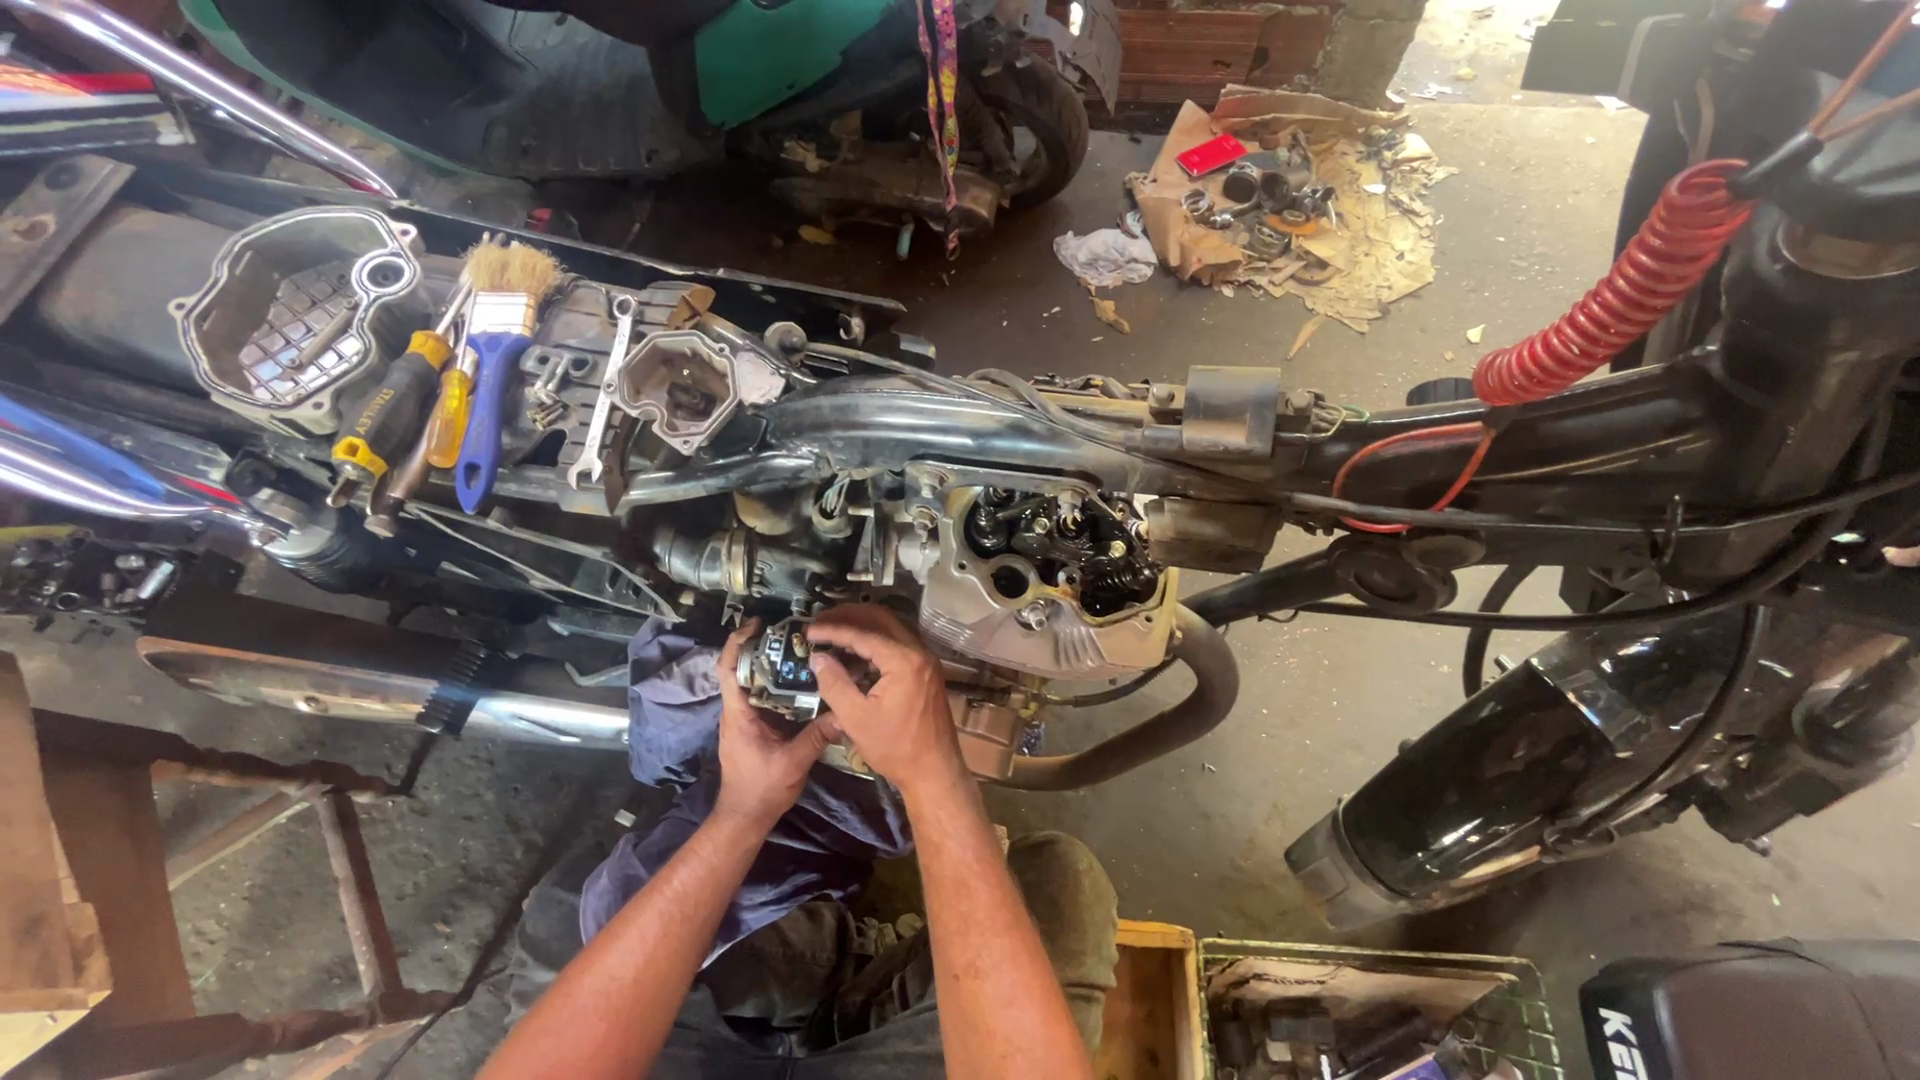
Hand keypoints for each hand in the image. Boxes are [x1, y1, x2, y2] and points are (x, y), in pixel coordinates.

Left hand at [712, 619, 838, 830]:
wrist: (745, 817)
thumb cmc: (761, 789)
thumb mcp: (794, 762)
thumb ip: (818, 735)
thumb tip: (845, 713)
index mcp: (738, 714)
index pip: (728, 669)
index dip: (736, 643)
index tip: (755, 624)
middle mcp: (736, 711)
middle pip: (740, 670)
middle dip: (760, 648)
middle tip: (789, 634)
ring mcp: (742, 720)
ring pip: (751, 683)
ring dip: (769, 666)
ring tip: (798, 651)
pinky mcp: (752, 728)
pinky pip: (761, 698)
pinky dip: (776, 686)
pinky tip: (800, 683)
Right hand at [807, 605, 964, 796]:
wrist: (934, 771)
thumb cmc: (895, 748)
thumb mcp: (856, 718)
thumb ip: (834, 683)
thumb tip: (817, 657)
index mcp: (904, 660)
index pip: (863, 633)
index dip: (833, 630)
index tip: (809, 630)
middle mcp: (919, 653)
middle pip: (881, 620)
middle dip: (849, 616)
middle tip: (821, 619)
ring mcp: (926, 661)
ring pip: (892, 629)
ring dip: (864, 626)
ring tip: (835, 631)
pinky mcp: (927, 672)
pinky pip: (900, 644)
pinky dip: (877, 641)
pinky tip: (856, 653)